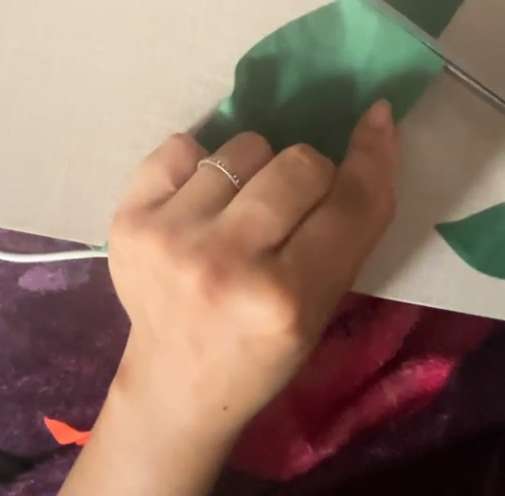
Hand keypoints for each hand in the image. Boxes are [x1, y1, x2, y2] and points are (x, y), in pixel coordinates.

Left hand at [105, 102, 399, 448]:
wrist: (174, 384)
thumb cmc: (263, 348)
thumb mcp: (323, 302)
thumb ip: (353, 220)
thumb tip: (375, 120)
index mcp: (287, 300)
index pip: (349, 202)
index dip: (371, 156)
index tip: (375, 121)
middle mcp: (226, 263)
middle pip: (299, 162)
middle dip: (307, 178)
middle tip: (289, 213)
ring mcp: (170, 237)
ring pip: (245, 146)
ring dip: (254, 171)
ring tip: (237, 214)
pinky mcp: (129, 219)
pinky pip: (182, 146)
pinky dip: (198, 166)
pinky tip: (196, 206)